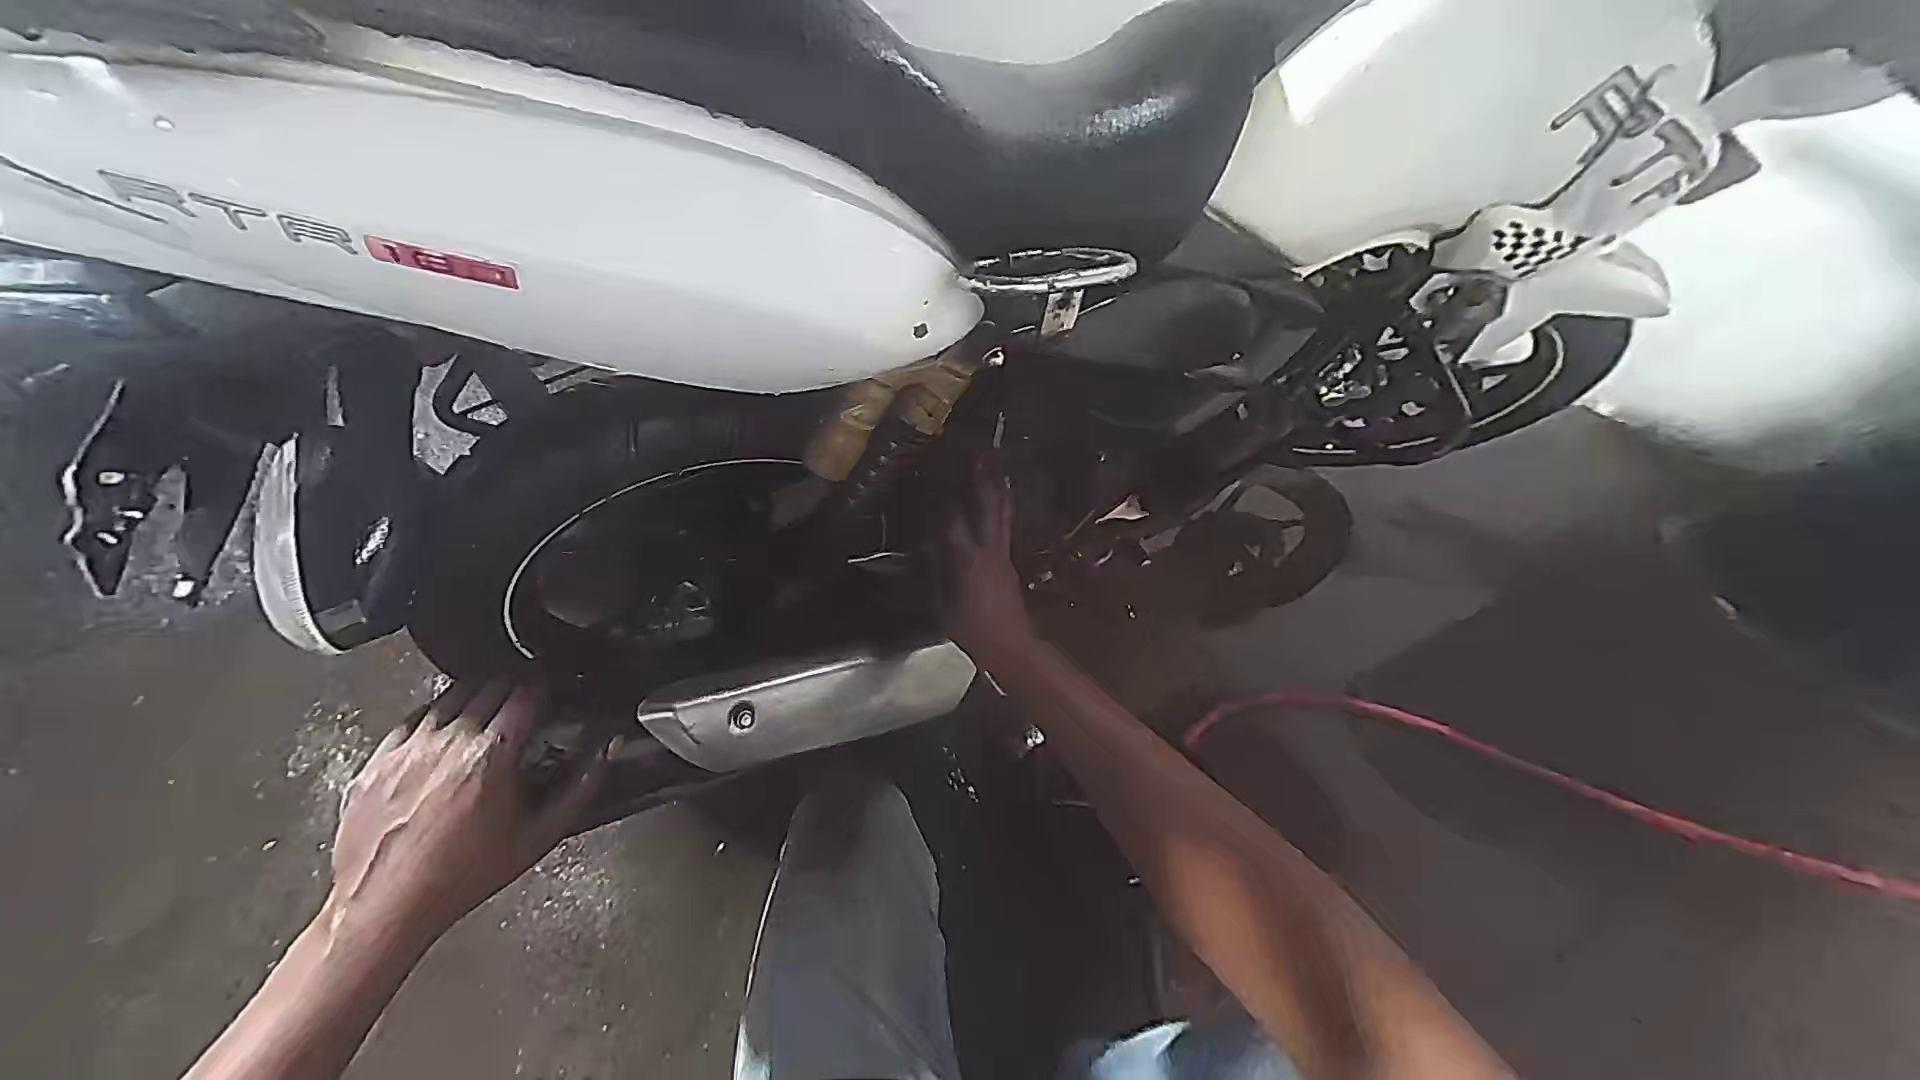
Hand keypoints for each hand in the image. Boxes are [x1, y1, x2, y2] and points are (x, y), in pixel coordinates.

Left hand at [325, 679, 603, 944]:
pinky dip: (435, 714)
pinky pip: (411, 718)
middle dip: (513, 684)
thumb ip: (578, 790)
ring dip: (475, 693)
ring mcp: (408, 751)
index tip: (547, 690)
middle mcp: (449, 744)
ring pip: (449, 694)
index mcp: (491, 757)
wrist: (384, 909)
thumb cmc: (456, 878)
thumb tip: (601, 759)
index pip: (524, 694)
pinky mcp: (377, 762)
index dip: (543, 686)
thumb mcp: (536, 837)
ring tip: (488, 706)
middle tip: (524, 695)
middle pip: (489, 685)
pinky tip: (444, 728)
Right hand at [943, 461, 1035, 661]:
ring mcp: (1004, 558)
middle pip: (987, 510)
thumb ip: (937, 578)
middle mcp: (990, 553)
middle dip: (982, 485)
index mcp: (970, 562)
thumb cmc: (976, 632)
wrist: (1013, 647)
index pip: (953, 525)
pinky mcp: (1010, 565)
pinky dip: (1002, 513)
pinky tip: (1000, 507)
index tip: (934, 488)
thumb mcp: (944, 608)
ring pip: (1002, 518)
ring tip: (998, 473)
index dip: (942, 507)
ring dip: (998, 494)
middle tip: (980, 461)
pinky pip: (1005, 531)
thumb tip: (929, 556)